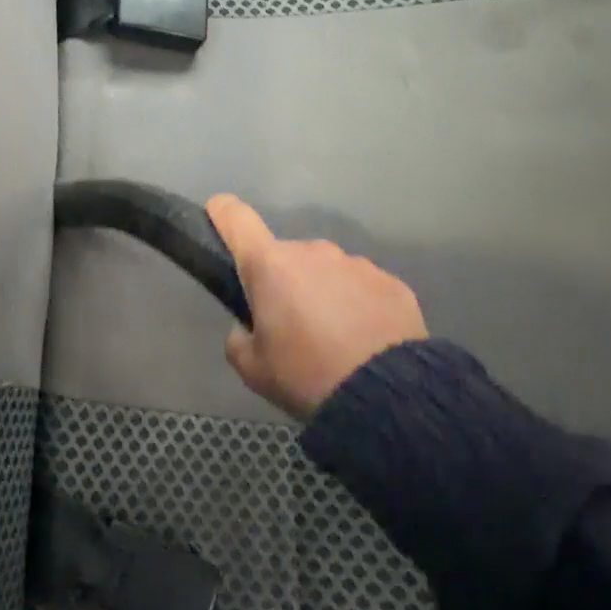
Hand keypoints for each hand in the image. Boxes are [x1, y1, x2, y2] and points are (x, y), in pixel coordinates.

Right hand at [208, 194, 429, 419]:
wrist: (388, 395)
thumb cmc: (306, 375)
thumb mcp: (252, 368)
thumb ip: (239, 337)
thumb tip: (249, 326)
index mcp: (269, 265)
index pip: (235, 217)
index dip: (222, 214)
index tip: (218, 219)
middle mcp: (312, 251)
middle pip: (284, 256)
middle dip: (283, 283)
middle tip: (291, 327)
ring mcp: (356, 263)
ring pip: (326, 271)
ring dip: (322, 293)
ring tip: (335, 340)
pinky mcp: (392, 283)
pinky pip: (362, 288)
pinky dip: (358, 306)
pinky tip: (365, 342)